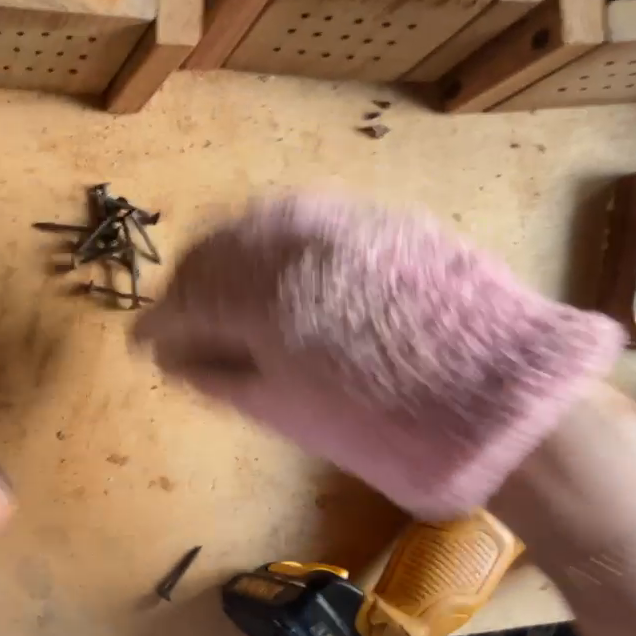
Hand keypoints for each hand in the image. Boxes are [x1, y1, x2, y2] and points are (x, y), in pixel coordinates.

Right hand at [131, 193, 622, 516]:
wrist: (494, 400)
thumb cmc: (373, 422)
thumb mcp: (279, 409)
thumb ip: (216, 375)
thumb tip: (170, 358)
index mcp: (262, 301)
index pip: (183, 303)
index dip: (154, 325)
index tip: (141, 344)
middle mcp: (292, 248)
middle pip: (210, 253)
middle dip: (182, 286)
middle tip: (176, 319)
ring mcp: (339, 227)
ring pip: (253, 223)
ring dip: (221, 255)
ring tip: (218, 290)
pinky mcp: (379, 223)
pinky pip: (303, 214)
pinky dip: (269, 236)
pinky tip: (269, 265)